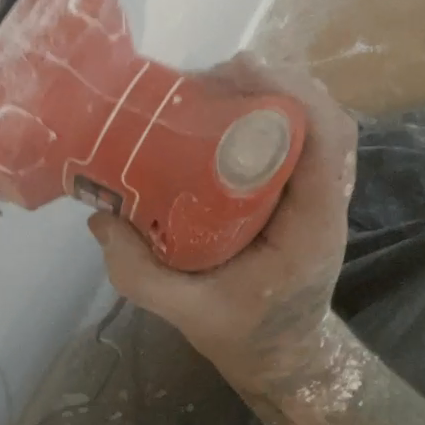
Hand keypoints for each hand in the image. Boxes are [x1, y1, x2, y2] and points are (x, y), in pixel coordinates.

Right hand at [88, 54, 358, 378]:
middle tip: (210, 78)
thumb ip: (139, 273)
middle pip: (323, 119)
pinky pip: (297, 139)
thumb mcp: (184, 312)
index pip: (325, 142)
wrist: (280, 354)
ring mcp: (315, 194)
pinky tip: (221, 114)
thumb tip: (99, 218)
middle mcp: (323, 201)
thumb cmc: (242, 333)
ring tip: (212, 87)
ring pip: (314, 123)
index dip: (289, 95)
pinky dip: (267, 114)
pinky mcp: (298, 192)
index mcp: (309, 227)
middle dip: (273, 84)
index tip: (236, 71)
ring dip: (271, 94)